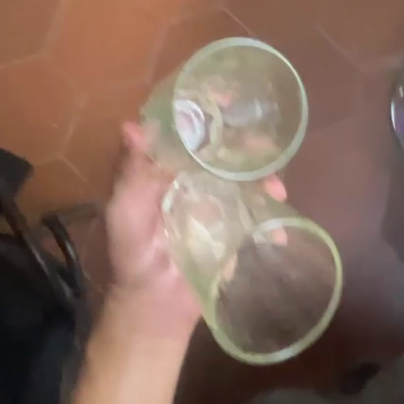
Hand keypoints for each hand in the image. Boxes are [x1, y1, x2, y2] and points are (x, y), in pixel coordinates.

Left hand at [102, 122, 285, 340]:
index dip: (209, 111)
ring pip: (248, 178)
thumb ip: (133, 170)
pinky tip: (276, 229)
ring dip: (266, 179)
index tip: (228, 99)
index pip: (191, 130)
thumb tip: (131, 125)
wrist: (154, 304)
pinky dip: (270, 219)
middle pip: (227, 150)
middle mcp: (196, 179)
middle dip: (249, 144)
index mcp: (169, 168)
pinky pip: (257, 215)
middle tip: (265, 147)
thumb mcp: (126, 209)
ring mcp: (218, 203)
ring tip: (277, 189)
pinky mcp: (234, 229)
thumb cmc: (133, 252)